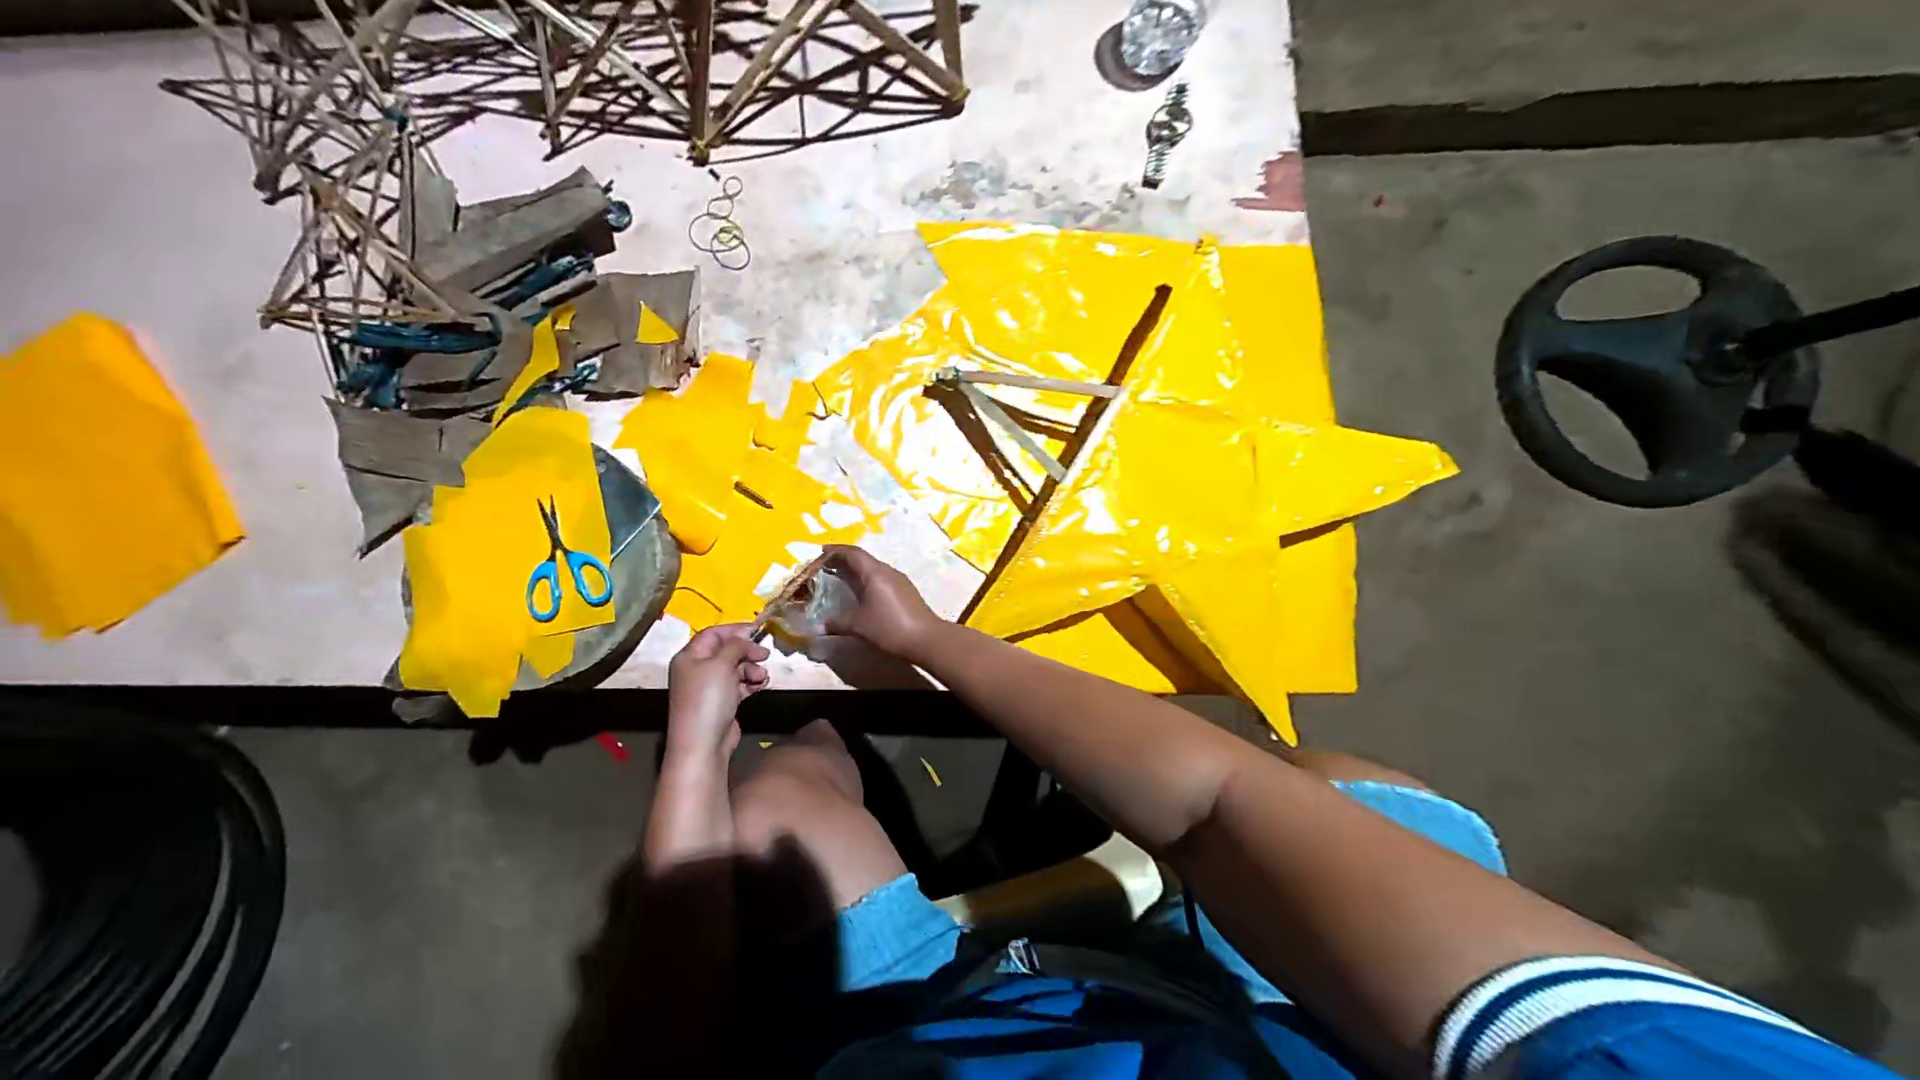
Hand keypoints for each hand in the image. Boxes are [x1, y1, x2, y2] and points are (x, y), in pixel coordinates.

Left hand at [667, 624, 769, 757]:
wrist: (703, 743)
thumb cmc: (708, 698)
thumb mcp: (721, 664)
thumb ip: (736, 646)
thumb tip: (747, 639)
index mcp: (690, 656)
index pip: (713, 634)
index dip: (735, 629)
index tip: (758, 629)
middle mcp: (698, 669)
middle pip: (727, 651)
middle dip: (747, 652)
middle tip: (764, 655)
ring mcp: (710, 687)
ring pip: (736, 668)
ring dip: (752, 669)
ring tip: (761, 677)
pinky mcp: (722, 702)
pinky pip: (740, 684)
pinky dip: (751, 682)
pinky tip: (761, 685)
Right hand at [821, 546, 942, 660]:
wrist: (926, 639)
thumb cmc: (890, 627)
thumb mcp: (859, 625)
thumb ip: (837, 623)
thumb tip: (818, 627)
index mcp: (875, 572)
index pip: (853, 553)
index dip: (835, 551)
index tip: (820, 553)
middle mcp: (888, 571)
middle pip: (863, 559)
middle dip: (843, 560)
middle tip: (825, 566)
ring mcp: (899, 580)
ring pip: (873, 569)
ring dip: (856, 570)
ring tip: (840, 578)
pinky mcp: (905, 591)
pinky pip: (881, 578)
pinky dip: (867, 580)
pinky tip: (861, 593)